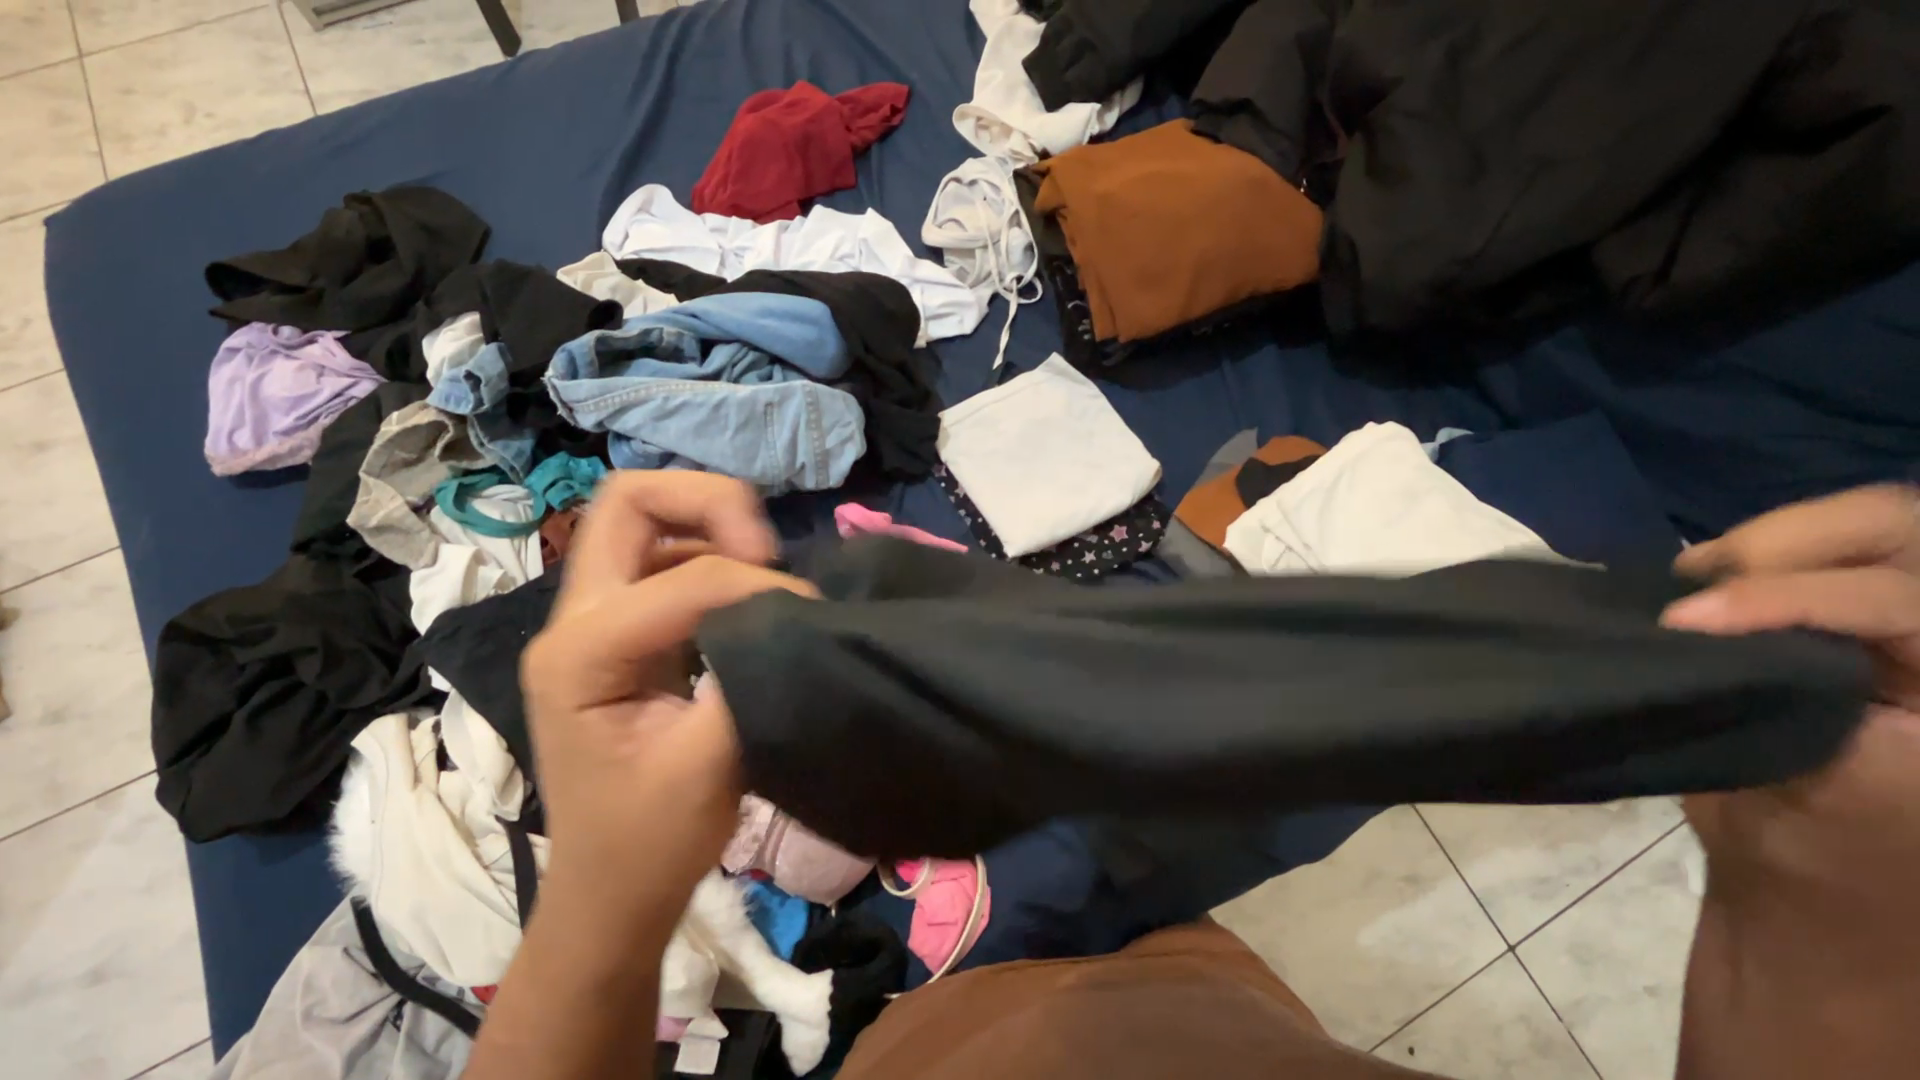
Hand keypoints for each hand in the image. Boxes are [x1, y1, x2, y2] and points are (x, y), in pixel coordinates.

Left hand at [520, 472, 815, 935]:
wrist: (610, 892)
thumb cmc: (651, 842)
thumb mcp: (709, 766)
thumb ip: (749, 677)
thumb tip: (794, 615)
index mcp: (581, 654)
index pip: (681, 579)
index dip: (755, 584)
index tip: (809, 614)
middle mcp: (572, 621)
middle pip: (629, 501)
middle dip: (709, 504)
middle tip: (766, 552)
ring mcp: (591, 623)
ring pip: (643, 520)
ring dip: (709, 525)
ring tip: (763, 569)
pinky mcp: (619, 634)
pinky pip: (661, 559)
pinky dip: (710, 555)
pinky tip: (748, 595)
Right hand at [1662, 484, 1919, 931]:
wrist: (1815, 886)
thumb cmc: (1824, 852)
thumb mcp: (1816, 784)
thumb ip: (1785, 696)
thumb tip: (1700, 624)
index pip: (1904, 601)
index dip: (1791, 599)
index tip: (1686, 620)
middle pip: (1902, 528)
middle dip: (1791, 541)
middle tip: (1701, 580)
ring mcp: (1907, 628)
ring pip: (1868, 525)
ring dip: (1770, 543)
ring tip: (1696, 580)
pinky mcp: (1860, 622)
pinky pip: (1824, 552)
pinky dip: (1755, 555)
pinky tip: (1705, 582)